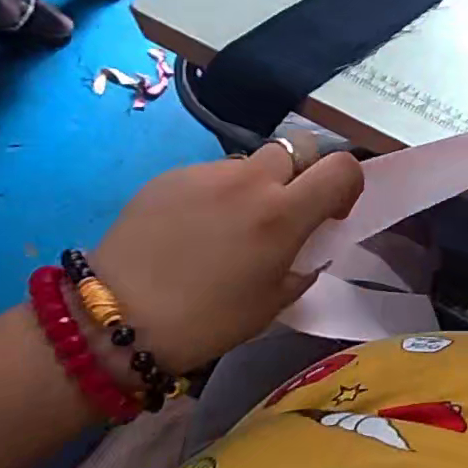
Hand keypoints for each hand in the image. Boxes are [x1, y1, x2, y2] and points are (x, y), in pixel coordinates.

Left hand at [90, 140, 362, 373]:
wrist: (118, 318)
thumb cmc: (209, 320)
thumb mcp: (275, 301)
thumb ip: (304, 263)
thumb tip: (308, 246)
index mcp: (282, 213)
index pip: (341, 167)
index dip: (349, 183)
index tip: (332, 211)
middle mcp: (249, 180)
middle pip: (298, 147)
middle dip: (304, 172)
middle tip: (286, 209)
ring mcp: (206, 172)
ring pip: (252, 162)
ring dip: (258, 184)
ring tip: (232, 226)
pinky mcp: (170, 175)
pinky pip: (211, 175)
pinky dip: (218, 194)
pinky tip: (194, 229)